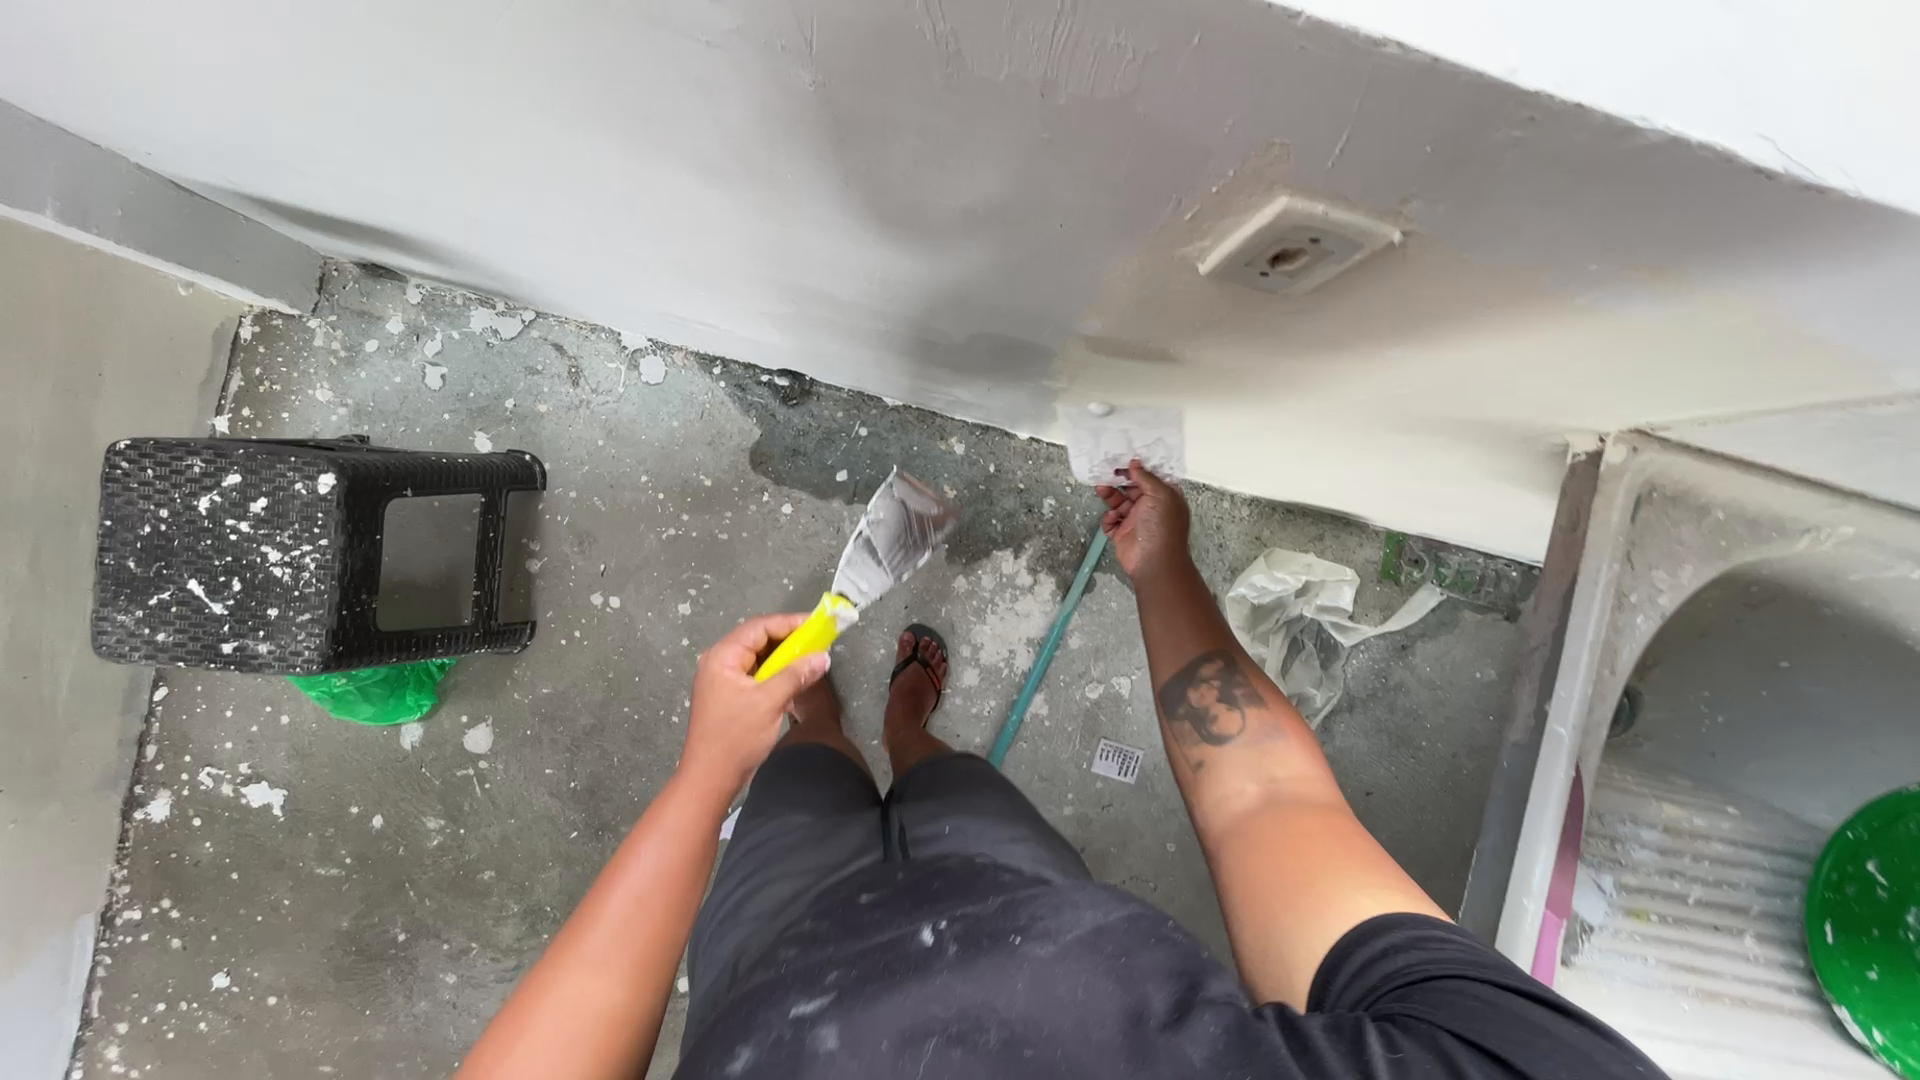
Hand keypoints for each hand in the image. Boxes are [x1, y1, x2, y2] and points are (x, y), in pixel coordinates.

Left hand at [679, 614, 830, 794]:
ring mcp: (721, 678)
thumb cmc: (736, 738)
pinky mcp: (728, 694)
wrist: (709, 779)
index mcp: (722, 657)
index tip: (817, 624)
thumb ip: (796, 675)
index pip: (759, 627)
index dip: (789, 623)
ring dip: (783, 655)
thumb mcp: (770, 702)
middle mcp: (718, 661)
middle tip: (817, 640)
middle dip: (788, 638)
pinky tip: (792, 676)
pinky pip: (754, 672)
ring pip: (757, 656)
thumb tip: (823, 656)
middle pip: (757, 638)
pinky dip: (774, 671)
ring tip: (809, 656)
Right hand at [1096, 460, 1192, 580]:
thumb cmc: (1162, 526)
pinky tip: (1112, 517)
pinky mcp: (1122, 534)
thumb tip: (1135, 464)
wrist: (1153, 561)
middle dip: (1120, 480)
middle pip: (1132, 489)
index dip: (1140, 468)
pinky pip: (1111, 522)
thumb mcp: (1160, 494)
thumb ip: (1146, 477)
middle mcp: (1150, 508)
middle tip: (1107, 471)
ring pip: (1119, 503)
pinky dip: (1109, 518)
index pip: (1151, 478)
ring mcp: (1136, 521)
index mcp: (1164, 497)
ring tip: (1101, 488)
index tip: (1125, 458)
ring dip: (1110, 495)